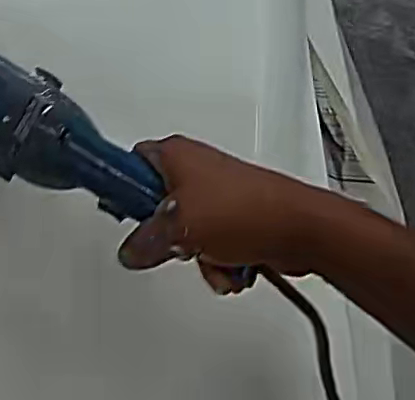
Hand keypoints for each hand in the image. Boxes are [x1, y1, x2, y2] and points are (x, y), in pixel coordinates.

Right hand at [116, 135, 332, 292]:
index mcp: (175, 153)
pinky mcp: (232, 215)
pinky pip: (209, 243)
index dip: (121, 185)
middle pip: (156, 203)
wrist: (296, 228)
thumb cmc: (246, 208)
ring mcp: (214, 192)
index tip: (118, 210)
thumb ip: (146, 240)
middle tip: (172, 239)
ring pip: (184, 230)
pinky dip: (217, 259)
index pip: (131, 161)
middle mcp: (193, 167)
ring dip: (195, 253)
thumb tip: (131, 249)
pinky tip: (231, 262)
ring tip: (211, 253)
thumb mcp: (179, 226)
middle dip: (165, 233)